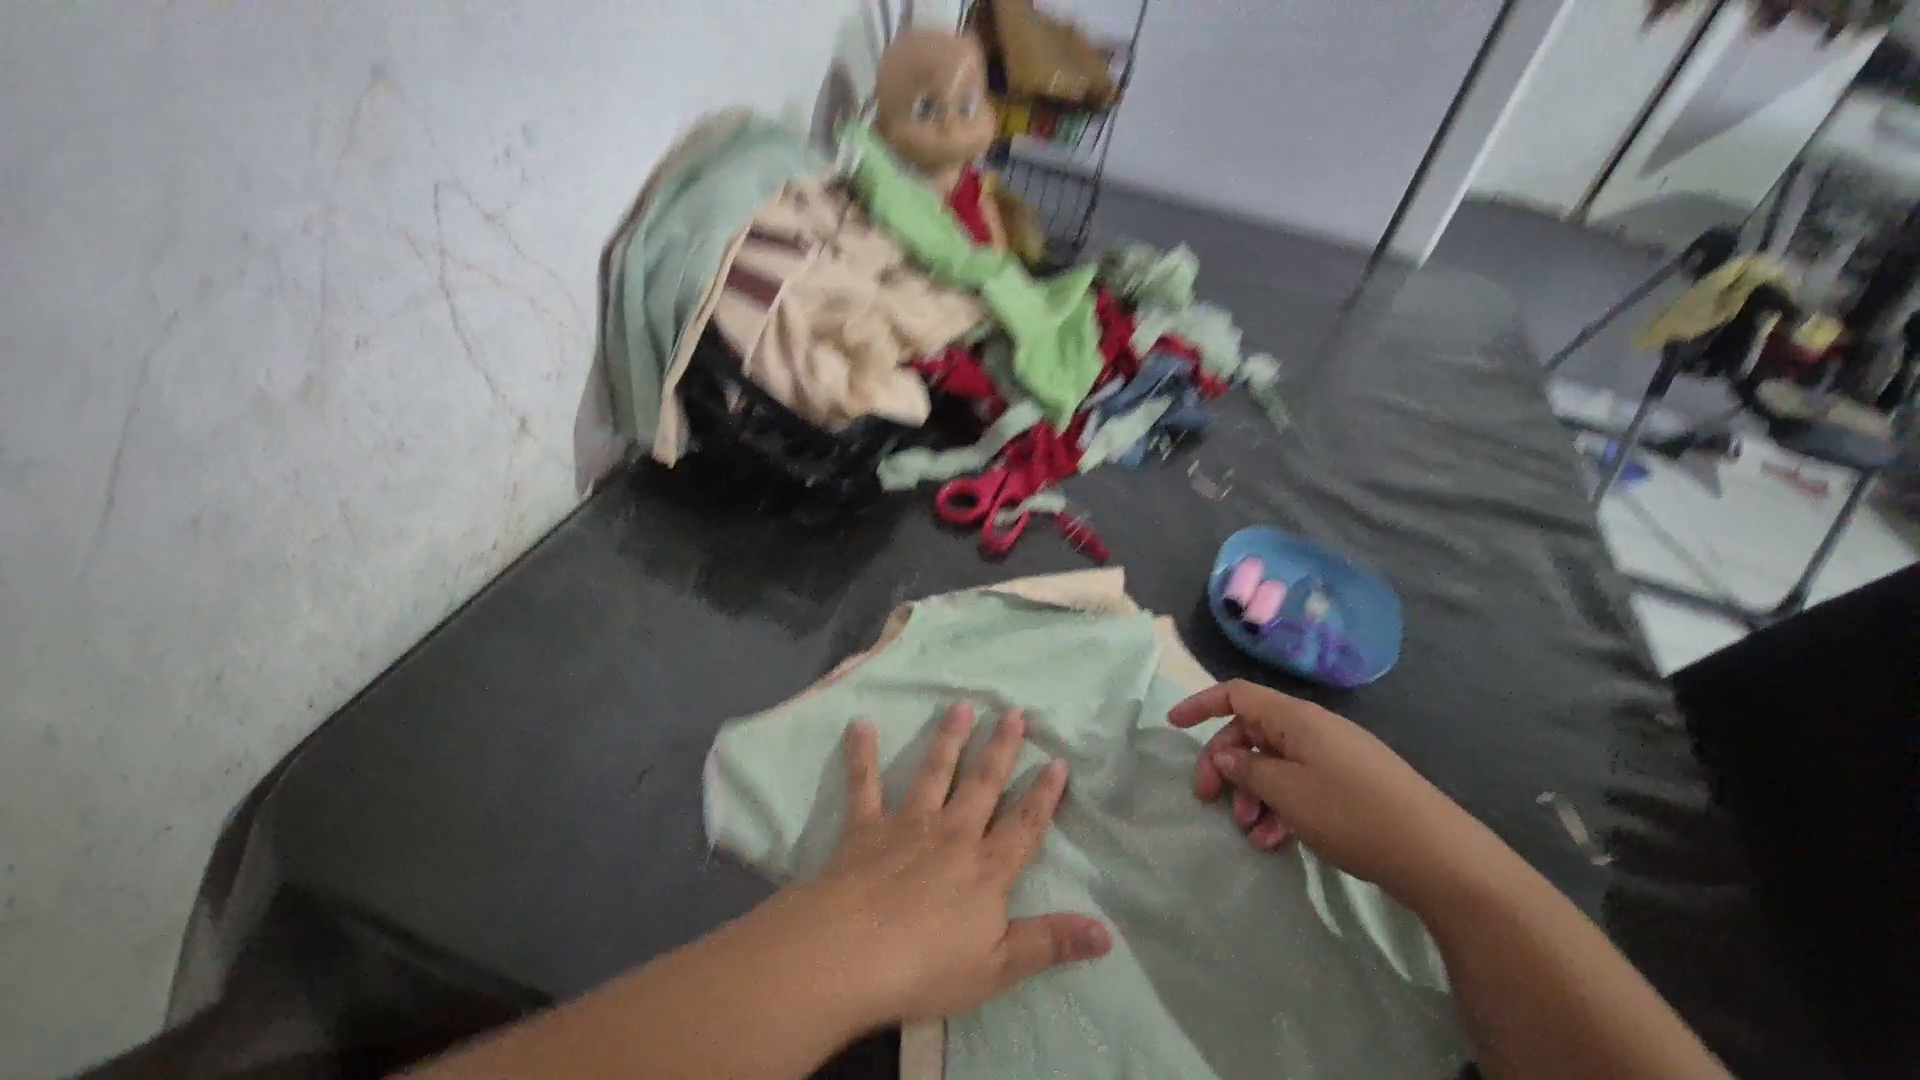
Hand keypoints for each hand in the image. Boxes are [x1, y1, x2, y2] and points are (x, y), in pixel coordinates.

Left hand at [779, 703, 1112, 1029]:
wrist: (849, 955)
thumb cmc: (927, 967)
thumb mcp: (999, 967)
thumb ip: (1050, 942)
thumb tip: (1107, 932)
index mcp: (986, 869)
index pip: (1024, 825)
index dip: (1044, 794)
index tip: (1058, 760)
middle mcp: (952, 835)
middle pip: (982, 786)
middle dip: (1001, 749)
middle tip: (1014, 712)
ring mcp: (907, 826)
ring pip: (934, 773)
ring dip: (949, 738)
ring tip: (961, 706)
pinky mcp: (865, 829)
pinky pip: (864, 785)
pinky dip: (862, 754)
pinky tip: (861, 725)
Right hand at [1170, 680, 1511, 903]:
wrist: (1435, 853)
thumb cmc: (1351, 813)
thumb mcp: (1285, 792)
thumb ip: (1247, 770)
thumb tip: (1229, 757)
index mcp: (1296, 718)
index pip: (1237, 694)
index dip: (1201, 705)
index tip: (1173, 726)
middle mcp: (1313, 729)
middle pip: (1252, 733)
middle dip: (1226, 766)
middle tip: (1211, 801)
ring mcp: (1334, 757)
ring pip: (1274, 765)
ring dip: (1253, 795)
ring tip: (1251, 833)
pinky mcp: (1349, 785)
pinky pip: (1299, 785)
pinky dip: (1280, 808)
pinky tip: (1276, 842)